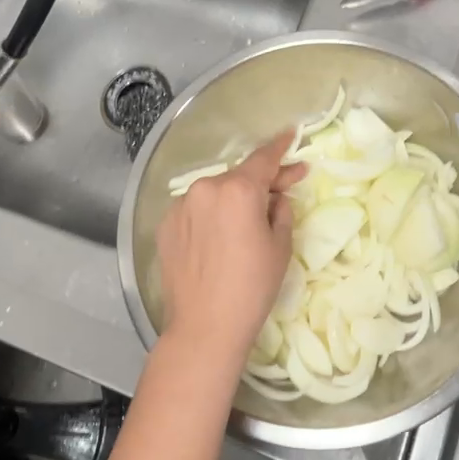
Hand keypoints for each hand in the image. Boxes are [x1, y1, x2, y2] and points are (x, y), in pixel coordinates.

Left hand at [157, 130, 307, 358]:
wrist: (204, 327)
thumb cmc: (251, 287)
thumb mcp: (280, 247)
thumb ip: (281, 211)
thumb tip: (275, 197)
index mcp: (238, 189)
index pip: (264, 158)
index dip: (280, 146)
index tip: (291, 133)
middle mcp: (206, 188)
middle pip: (239, 177)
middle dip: (261, 182)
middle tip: (284, 191)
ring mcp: (182, 205)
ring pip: (216, 193)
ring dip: (233, 200)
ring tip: (247, 224)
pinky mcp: (167, 224)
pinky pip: (197, 210)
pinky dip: (211, 215)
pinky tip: (220, 237)